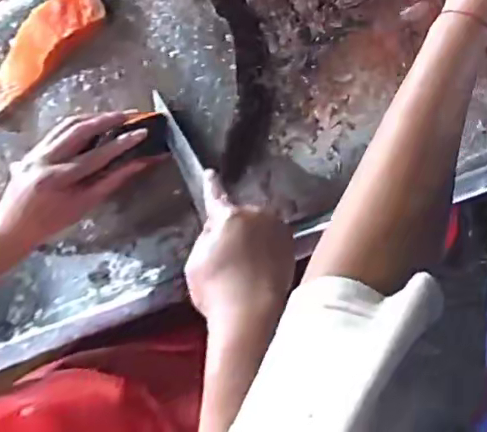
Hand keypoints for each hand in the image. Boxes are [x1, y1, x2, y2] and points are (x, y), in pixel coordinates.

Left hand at [0, 113, 159, 248]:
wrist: (11, 229)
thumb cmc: (51, 222)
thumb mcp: (84, 204)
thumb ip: (113, 180)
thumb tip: (140, 162)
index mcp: (57, 179)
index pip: (96, 155)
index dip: (122, 143)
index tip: (142, 132)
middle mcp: (44, 161)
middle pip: (80, 130)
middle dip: (108, 119)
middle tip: (131, 115)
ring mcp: (35, 152)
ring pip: (68, 124)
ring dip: (94, 117)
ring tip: (115, 115)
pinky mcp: (32, 149)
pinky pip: (58, 128)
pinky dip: (79, 122)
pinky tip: (93, 121)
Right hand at [184, 171, 292, 326]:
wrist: (251, 313)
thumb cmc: (216, 290)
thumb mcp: (196, 263)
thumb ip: (206, 238)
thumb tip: (216, 228)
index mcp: (228, 217)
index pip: (215, 196)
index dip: (211, 185)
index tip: (210, 172)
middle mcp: (255, 214)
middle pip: (240, 216)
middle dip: (235, 228)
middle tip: (228, 257)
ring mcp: (276, 226)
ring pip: (259, 227)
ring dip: (254, 238)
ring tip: (245, 268)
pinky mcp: (290, 242)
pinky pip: (273, 240)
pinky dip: (267, 249)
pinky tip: (260, 270)